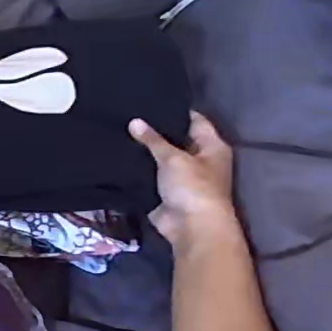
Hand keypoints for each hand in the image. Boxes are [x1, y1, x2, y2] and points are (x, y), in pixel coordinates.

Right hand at [129, 112, 236, 248]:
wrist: (191, 228)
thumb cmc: (192, 186)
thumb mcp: (172, 158)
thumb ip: (153, 140)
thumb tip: (134, 121)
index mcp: (212, 147)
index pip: (194, 120)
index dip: (174, 111)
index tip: (150, 102)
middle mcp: (199, 160)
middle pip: (176, 141)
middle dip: (156, 133)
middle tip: (130, 117)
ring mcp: (182, 179)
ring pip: (161, 161)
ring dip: (145, 154)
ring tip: (120, 135)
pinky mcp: (165, 194)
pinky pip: (150, 179)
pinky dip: (138, 173)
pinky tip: (120, 160)